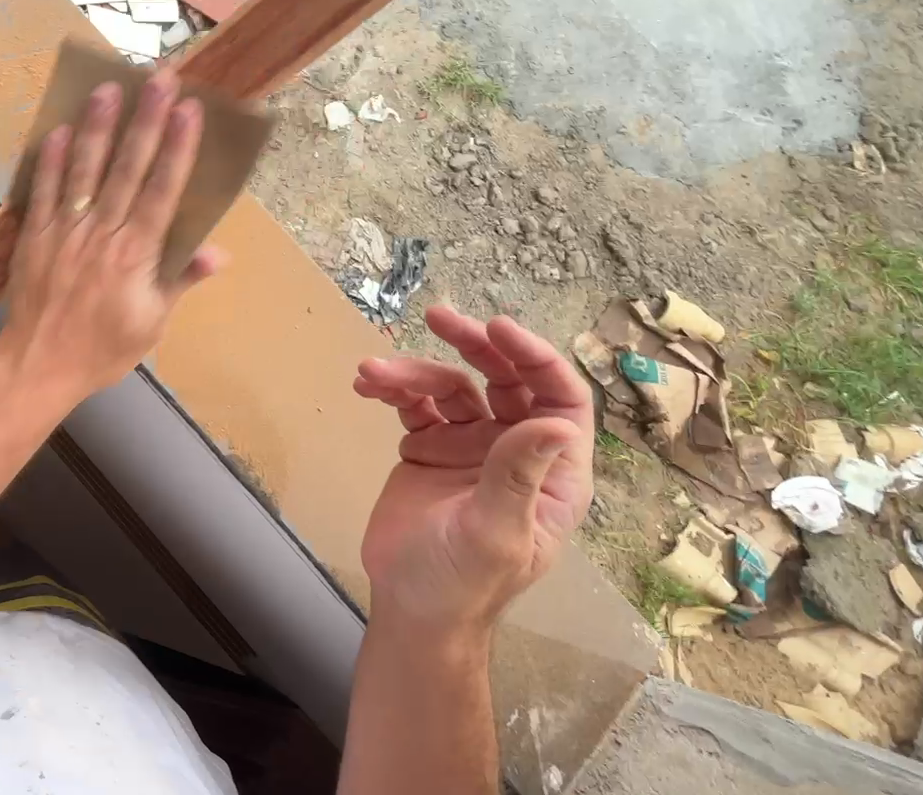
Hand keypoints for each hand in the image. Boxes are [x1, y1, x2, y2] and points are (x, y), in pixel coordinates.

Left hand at [0, 70, 224, 408]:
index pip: (162, 190)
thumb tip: (218, 252)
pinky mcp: (33, 236)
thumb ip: (179, 280)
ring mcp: (64, 231)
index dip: (177, 148)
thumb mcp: (153, 323)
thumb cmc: (103, 349)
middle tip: (158, 78)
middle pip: (127, 168)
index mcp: (136, 254)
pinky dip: (50, 161)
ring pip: (84, 170)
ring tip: (107, 88)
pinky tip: (57, 130)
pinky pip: (43, 192)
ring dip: (97, 128)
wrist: (39, 365)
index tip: (189, 109)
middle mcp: (101, 233)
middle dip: (145, 120)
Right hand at [352, 305, 593, 636]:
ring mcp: (469, 447)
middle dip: (471, 345)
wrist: (410, 605)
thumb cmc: (464, 580)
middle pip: (503, 379)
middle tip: (437, 316)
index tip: (494, 328)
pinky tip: (365, 386)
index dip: (533, 358)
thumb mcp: (496, 531)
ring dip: (411, 373)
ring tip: (370, 373)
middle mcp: (514, 449)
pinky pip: (414, 406)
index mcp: (551, 470)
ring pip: (448, 388)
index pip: (557, 397)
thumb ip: (519, 475)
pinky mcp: (428, 449)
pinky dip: (391, 391)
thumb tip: (556, 421)